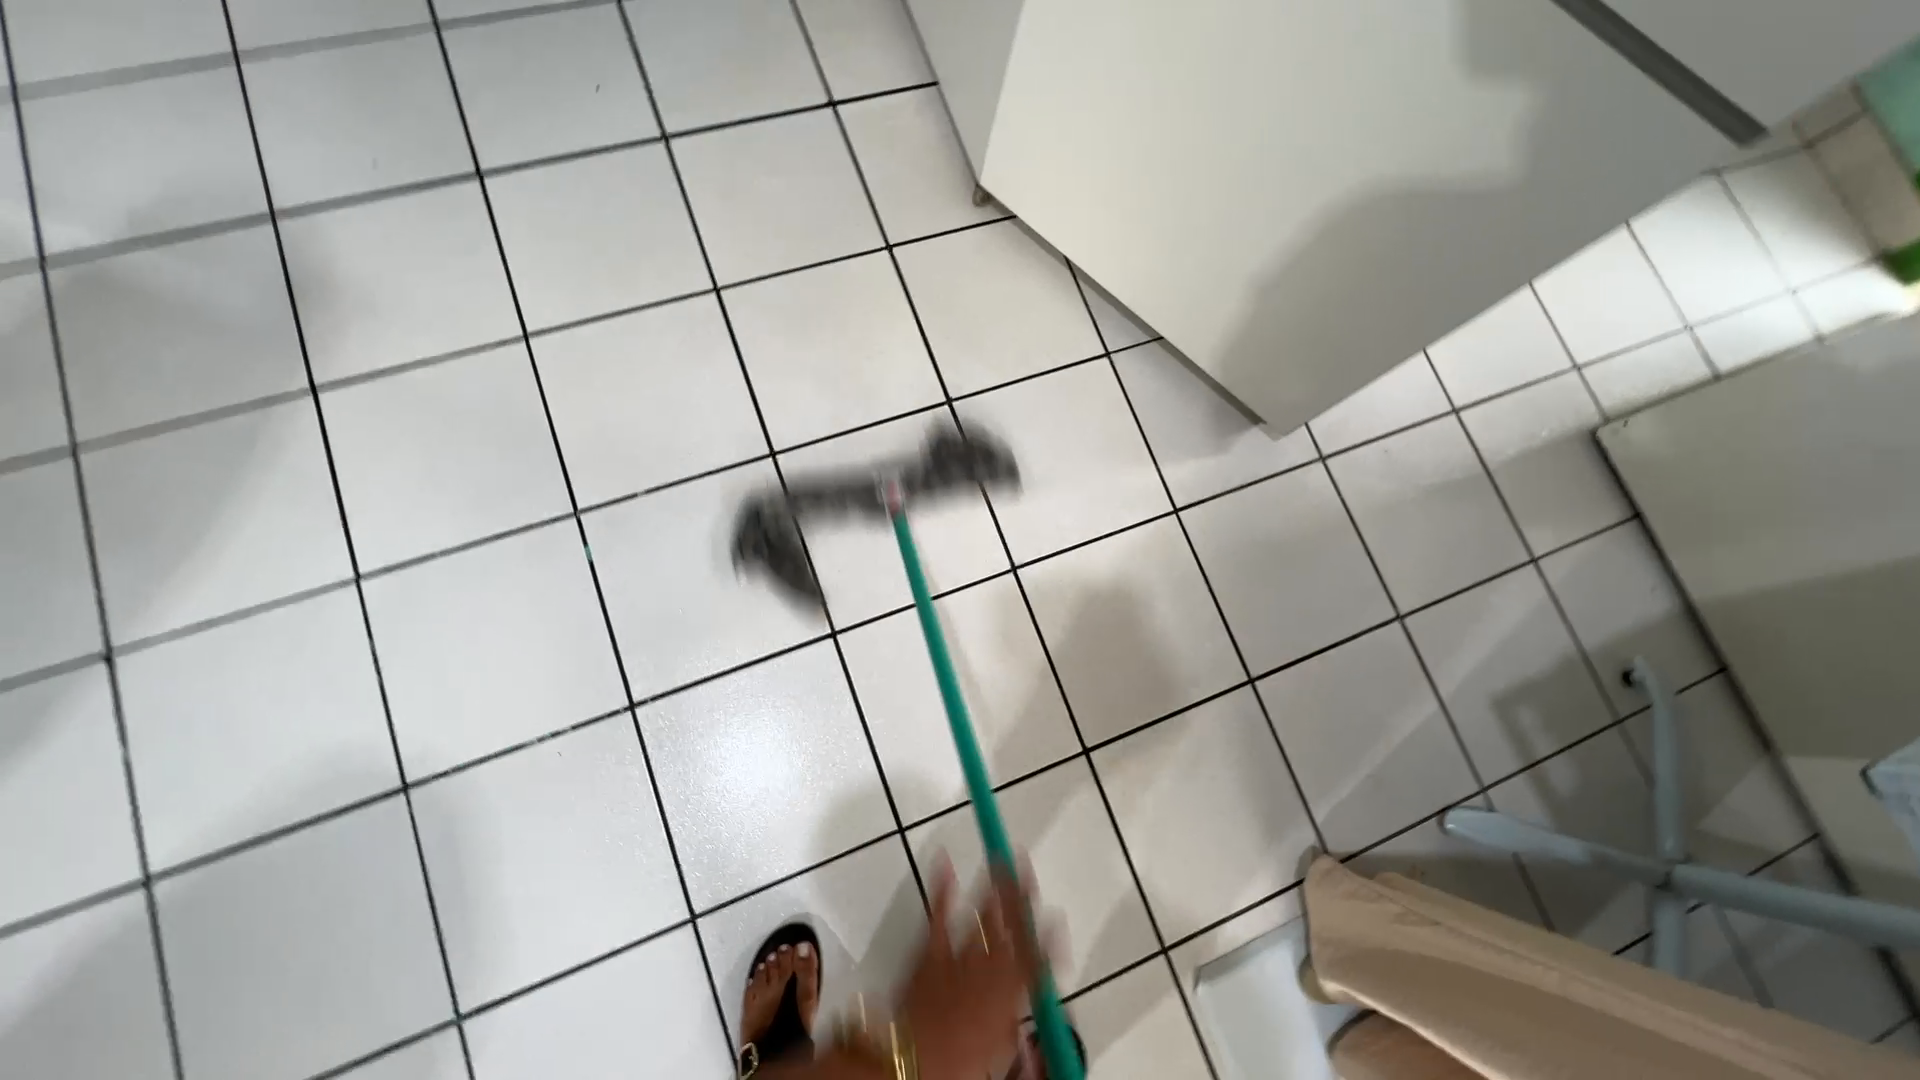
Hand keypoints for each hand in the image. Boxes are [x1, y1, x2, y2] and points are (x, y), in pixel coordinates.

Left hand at [896, 855, 1046, 1079]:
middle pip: (1012, 924)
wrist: (914, 1058)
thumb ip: (1019, 1033)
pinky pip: (938, 912)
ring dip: (993, 883)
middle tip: (1027, 867)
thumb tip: (1037, 1034)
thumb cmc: (959, 1063)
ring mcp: (959, 954)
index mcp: (1011, 994)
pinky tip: (944, 859)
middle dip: (1022, 894)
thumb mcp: (999, 1053)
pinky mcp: (929, 950)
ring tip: (1000, 857)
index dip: (1050, 937)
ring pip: (982, 912)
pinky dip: (942, 884)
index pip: (1038, 958)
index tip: (1057, 917)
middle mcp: (989, 967)